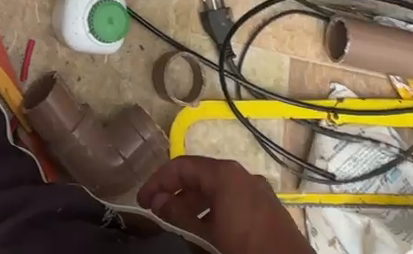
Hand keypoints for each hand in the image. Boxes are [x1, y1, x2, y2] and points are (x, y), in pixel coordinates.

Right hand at [137, 156, 312, 253]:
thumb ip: (179, 216)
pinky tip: (209, 234)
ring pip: (218, 191)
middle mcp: (242, 175)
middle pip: (201, 177)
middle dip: (177, 194)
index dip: (158, 181)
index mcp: (225, 174)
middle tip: (158, 215)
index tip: (143, 201)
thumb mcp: (206, 235)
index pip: (183, 166)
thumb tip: (157, 200)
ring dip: (196, 206)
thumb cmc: (245, 249)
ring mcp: (258, 191)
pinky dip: (216, 212)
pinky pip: (235, 202)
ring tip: (181, 228)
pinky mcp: (269, 209)